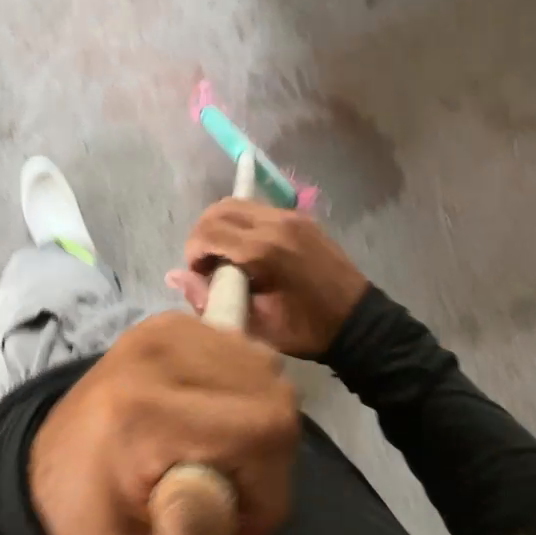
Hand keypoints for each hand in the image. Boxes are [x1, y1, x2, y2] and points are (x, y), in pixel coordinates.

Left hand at [29, 313, 300, 534]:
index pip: (261, 427)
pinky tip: (213, 413)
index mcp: (144, 409)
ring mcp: (162, 330)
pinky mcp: (167, 322)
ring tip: (222, 450)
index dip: (270, 484)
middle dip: (270, 454)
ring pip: (261, 366)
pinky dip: (242, 384)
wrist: (50, 454)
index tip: (239, 518)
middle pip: (271, 393)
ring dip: (260, 416)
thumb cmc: (89, 508)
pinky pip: (238, 346)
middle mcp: (156, 355)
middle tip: (233, 487)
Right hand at [166, 198, 370, 358]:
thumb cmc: (307, 330)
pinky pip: (257, 209)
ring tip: (224, 255)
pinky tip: (246, 249)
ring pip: (236, 204)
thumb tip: (174, 276)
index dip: (193, 252)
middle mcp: (275, 224)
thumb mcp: (256, 324)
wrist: (361, 324)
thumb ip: (211, 298)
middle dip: (202, 234)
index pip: (209, 232)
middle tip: (206, 264)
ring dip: (220, 225)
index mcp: (264, 250)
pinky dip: (240, 223)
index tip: (197, 275)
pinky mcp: (300, 217)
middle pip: (219, 210)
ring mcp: (290, 216)